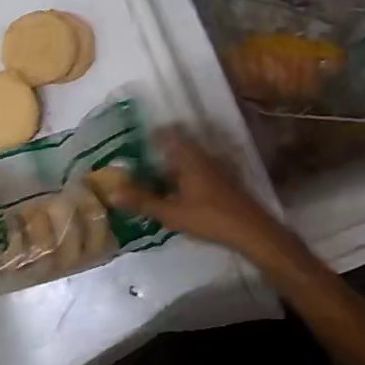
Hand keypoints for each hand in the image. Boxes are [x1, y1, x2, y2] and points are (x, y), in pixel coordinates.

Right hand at [112, 128, 290, 258]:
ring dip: (175, 164)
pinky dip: (187, 175)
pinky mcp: (225, 180)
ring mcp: (217, 167)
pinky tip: (180, 193)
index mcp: (189, 156)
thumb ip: (143, 201)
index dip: (153, 133)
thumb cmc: (209, 217)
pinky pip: (200, 169)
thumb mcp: (171, 212)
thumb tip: (113, 193)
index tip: (138, 139)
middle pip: (180, 145)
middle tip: (143, 160)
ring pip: (191, 158)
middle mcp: (203, 156)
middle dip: (161, 151)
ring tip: (158, 178)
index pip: (169, 133)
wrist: (251, 230)